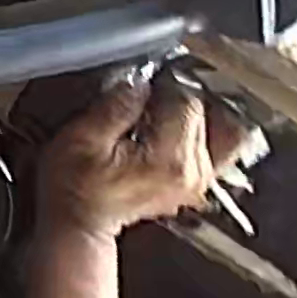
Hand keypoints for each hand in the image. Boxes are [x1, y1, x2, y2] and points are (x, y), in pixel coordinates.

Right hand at [37, 74, 246, 241]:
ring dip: (195, 110)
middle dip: (178, 94)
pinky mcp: (196, 183)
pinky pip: (217, 147)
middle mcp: (195, 172)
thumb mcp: (81, 138)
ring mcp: (200, 181)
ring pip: (223, 130)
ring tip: (164, 101)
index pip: (186, 103)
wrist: (79, 221)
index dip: (164, 82)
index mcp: (169, 159)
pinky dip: (202, 128)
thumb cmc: (73, 183)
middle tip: (150, 86)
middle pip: (207, 114)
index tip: (142, 75)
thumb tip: (139, 81)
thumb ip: (115, 107)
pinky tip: (172, 120)